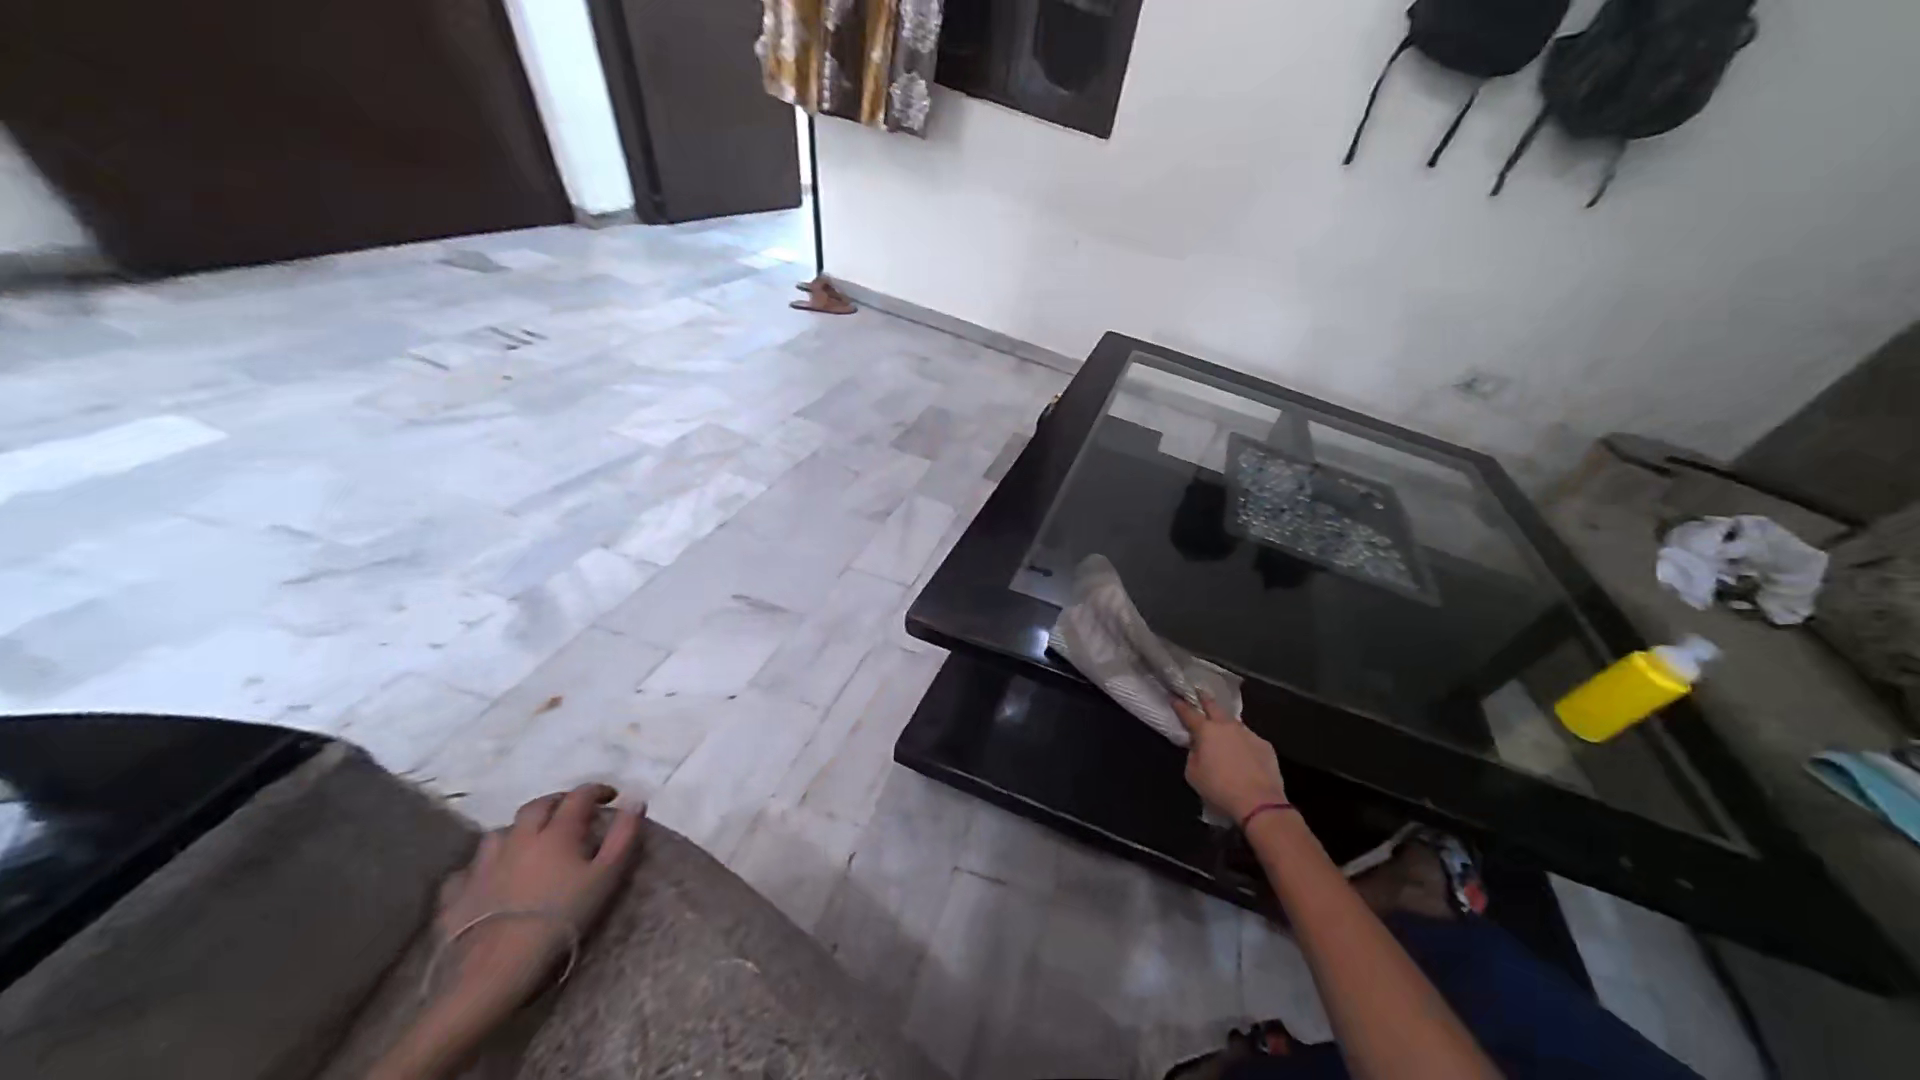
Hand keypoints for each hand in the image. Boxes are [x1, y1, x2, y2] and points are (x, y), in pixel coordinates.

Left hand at [433, 784, 644, 1014]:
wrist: (499, 966)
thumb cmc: (563, 917)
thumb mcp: (607, 876)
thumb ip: (624, 835)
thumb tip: (635, 801)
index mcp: (557, 831)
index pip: (579, 796)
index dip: (597, 791)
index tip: (611, 796)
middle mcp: (519, 837)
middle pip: (538, 805)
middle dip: (558, 802)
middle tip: (572, 812)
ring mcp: (484, 863)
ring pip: (501, 831)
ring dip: (518, 830)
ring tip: (529, 843)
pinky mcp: (458, 891)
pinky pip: (469, 868)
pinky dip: (483, 866)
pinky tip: (489, 877)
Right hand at [1173, 694, 1287, 822]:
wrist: (1259, 802)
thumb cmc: (1219, 788)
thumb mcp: (1193, 774)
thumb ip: (1193, 755)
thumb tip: (1198, 748)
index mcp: (1206, 731)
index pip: (1189, 713)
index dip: (1180, 705)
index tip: (1174, 697)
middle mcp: (1227, 726)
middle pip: (1214, 706)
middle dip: (1204, 698)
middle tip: (1199, 692)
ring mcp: (1248, 734)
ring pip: (1234, 723)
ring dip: (1225, 723)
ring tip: (1222, 729)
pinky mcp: (1265, 745)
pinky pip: (1249, 739)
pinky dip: (1243, 742)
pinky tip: (1243, 754)